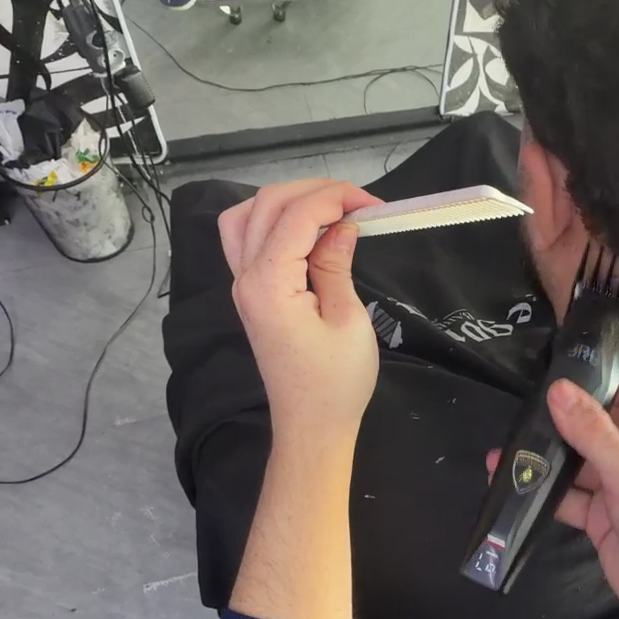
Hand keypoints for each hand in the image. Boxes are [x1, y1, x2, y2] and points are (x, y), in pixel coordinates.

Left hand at [219, 178, 384, 446]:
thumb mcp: (348, 320)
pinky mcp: (250, 297)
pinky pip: (246, 241)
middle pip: (267, 205)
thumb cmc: (336, 383)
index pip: (298, 215)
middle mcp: (245, 278)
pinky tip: (302, 230)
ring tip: (328, 209)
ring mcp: (242, 287)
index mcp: (269, 282)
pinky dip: (271, 222)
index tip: (376, 205)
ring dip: (286, 201)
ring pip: (246, 217)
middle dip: (313, 192)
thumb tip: (341, 225)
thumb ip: (336, 264)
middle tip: (358, 203)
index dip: (337, 198)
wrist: (311, 426)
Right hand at [492, 378, 618, 616]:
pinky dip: (546, 491)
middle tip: (525, 414)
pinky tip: (512, 481)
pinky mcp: (603, 517)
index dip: (612, 386)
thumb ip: (591, 431)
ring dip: (550, 458)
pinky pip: (571, 497)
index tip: (571, 382)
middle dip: (567, 423)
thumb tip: (557, 388)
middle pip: (603, 428)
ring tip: (507, 449)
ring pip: (582, 464)